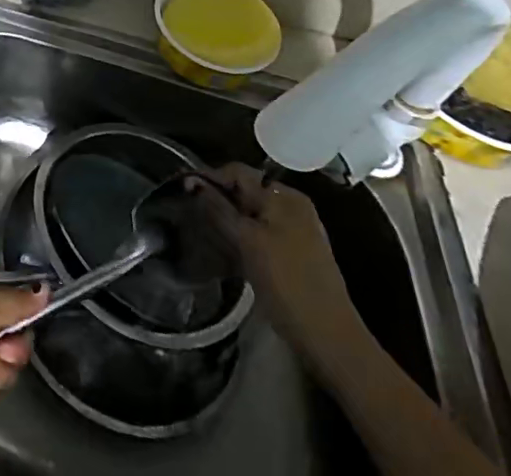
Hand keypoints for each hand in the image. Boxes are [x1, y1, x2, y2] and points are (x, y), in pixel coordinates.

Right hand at [191, 163, 362, 359]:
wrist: (327, 336)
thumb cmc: (286, 282)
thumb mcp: (247, 241)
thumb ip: (219, 208)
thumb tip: (192, 181)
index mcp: (284, 197)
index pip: (238, 173)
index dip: (209, 179)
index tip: (182, 192)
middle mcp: (292, 207)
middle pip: (245, 192)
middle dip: (218, 201)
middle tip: (191, 215)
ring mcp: (296, 230)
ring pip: (251, 214)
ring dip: (228, 220)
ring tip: (204, 233)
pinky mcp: (294, 253)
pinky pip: (260, 232)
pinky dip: (242, 236)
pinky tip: (227, 252)